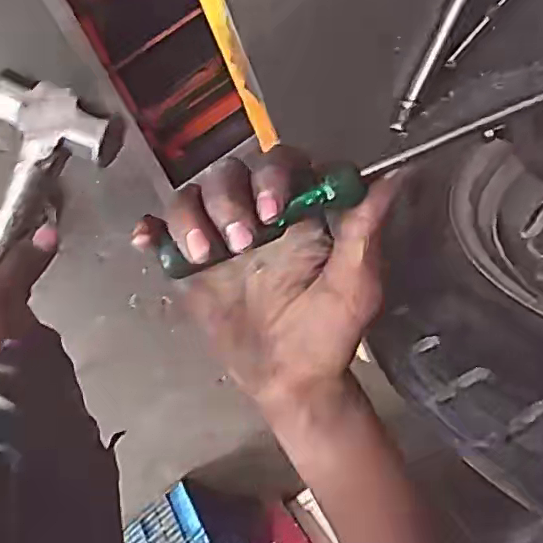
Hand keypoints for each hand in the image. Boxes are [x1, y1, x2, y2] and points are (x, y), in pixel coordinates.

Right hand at [131, 148, 403, 410]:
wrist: (286, 379)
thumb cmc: (326, 335)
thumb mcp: (354, 286)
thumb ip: (365, 231)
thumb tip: (394, 177)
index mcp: (299, 212)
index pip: (282, 163)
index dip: (274, 175)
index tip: (274, 210)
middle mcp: (256, 214)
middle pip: (229, 173)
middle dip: (229, 200)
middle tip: (241, 242)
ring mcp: (219, 235)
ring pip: (192, 196)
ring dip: (190, 216)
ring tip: (204, 256)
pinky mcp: (189, 261)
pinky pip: (163, 231)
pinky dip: (152, 229)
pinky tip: (147, 239)